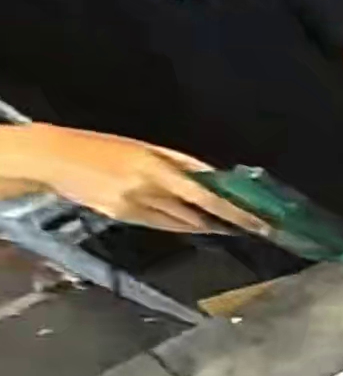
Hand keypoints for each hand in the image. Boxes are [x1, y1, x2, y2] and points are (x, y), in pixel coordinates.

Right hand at [0, 123, 261, 234]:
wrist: (46, 157)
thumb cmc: (104, 148)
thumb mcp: (150, 149)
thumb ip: (190, 165)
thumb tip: (225, 180)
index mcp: (157, 170)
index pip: (209, 198)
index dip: (238, 214)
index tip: (263, 224)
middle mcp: (148, 191)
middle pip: (201, 216)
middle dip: (229, 223)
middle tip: (254, 227)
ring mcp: (134, 207)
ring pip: (186, 225)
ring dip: (210, 226)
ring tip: (228, 225)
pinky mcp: (124, 217)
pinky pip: (166, 226)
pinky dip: (185, 225)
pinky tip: (196, 222)